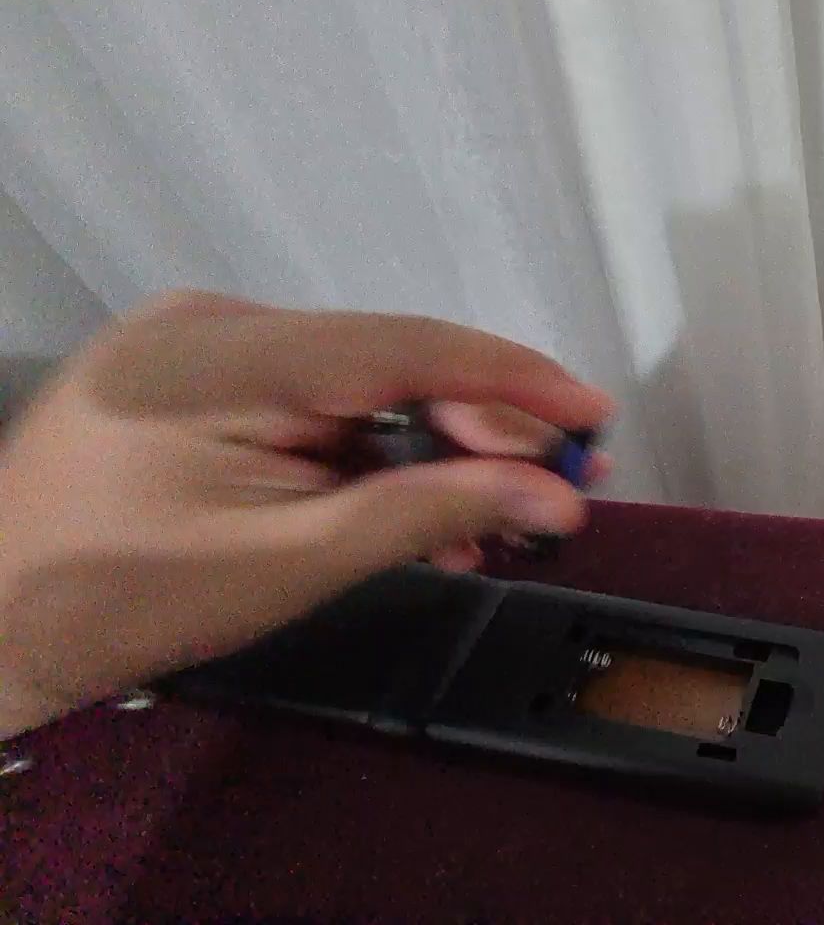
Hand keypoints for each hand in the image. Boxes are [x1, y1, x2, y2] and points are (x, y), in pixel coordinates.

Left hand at [0, 292, 614, 736]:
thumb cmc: (120, 600)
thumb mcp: (295, 561)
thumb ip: (436, 513)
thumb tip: (560, 500)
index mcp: (215, 361)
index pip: (406, 348)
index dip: (515, 378)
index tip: (596, 412)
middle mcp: (228, 330)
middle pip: (410, 370)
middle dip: (496, 433)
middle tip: (570, 483)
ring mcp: (232, 351)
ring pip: (395, 393)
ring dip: (460, 456)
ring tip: (518, 515)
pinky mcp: (242, 381)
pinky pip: (357, 411)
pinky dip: (410, 461)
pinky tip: (449, 515)